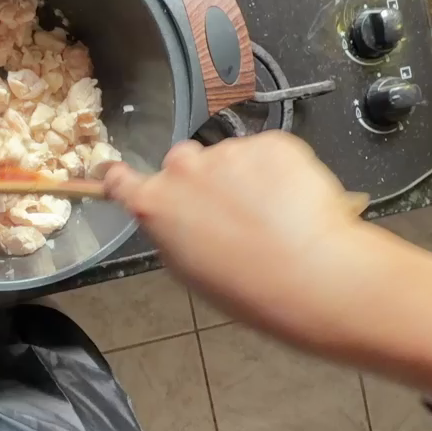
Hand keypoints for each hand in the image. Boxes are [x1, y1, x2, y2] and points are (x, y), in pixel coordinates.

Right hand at [103, 133, 374, 351]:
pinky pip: (265, 150)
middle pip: (181, 163)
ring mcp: (227, 152)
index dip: (122, 177)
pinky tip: (291, 201)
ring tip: (269, 213)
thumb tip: (174, 218)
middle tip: (227, 210)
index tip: (122, 176)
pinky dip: (277, 169)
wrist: (311, 275)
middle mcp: (183, 170)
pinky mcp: (271, 142)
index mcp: (154, 205)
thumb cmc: (245, 288)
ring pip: (228, 157)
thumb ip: (169, 231)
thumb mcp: (186, 269)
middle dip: (198, 179)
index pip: (120, 179)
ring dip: (241, 175)